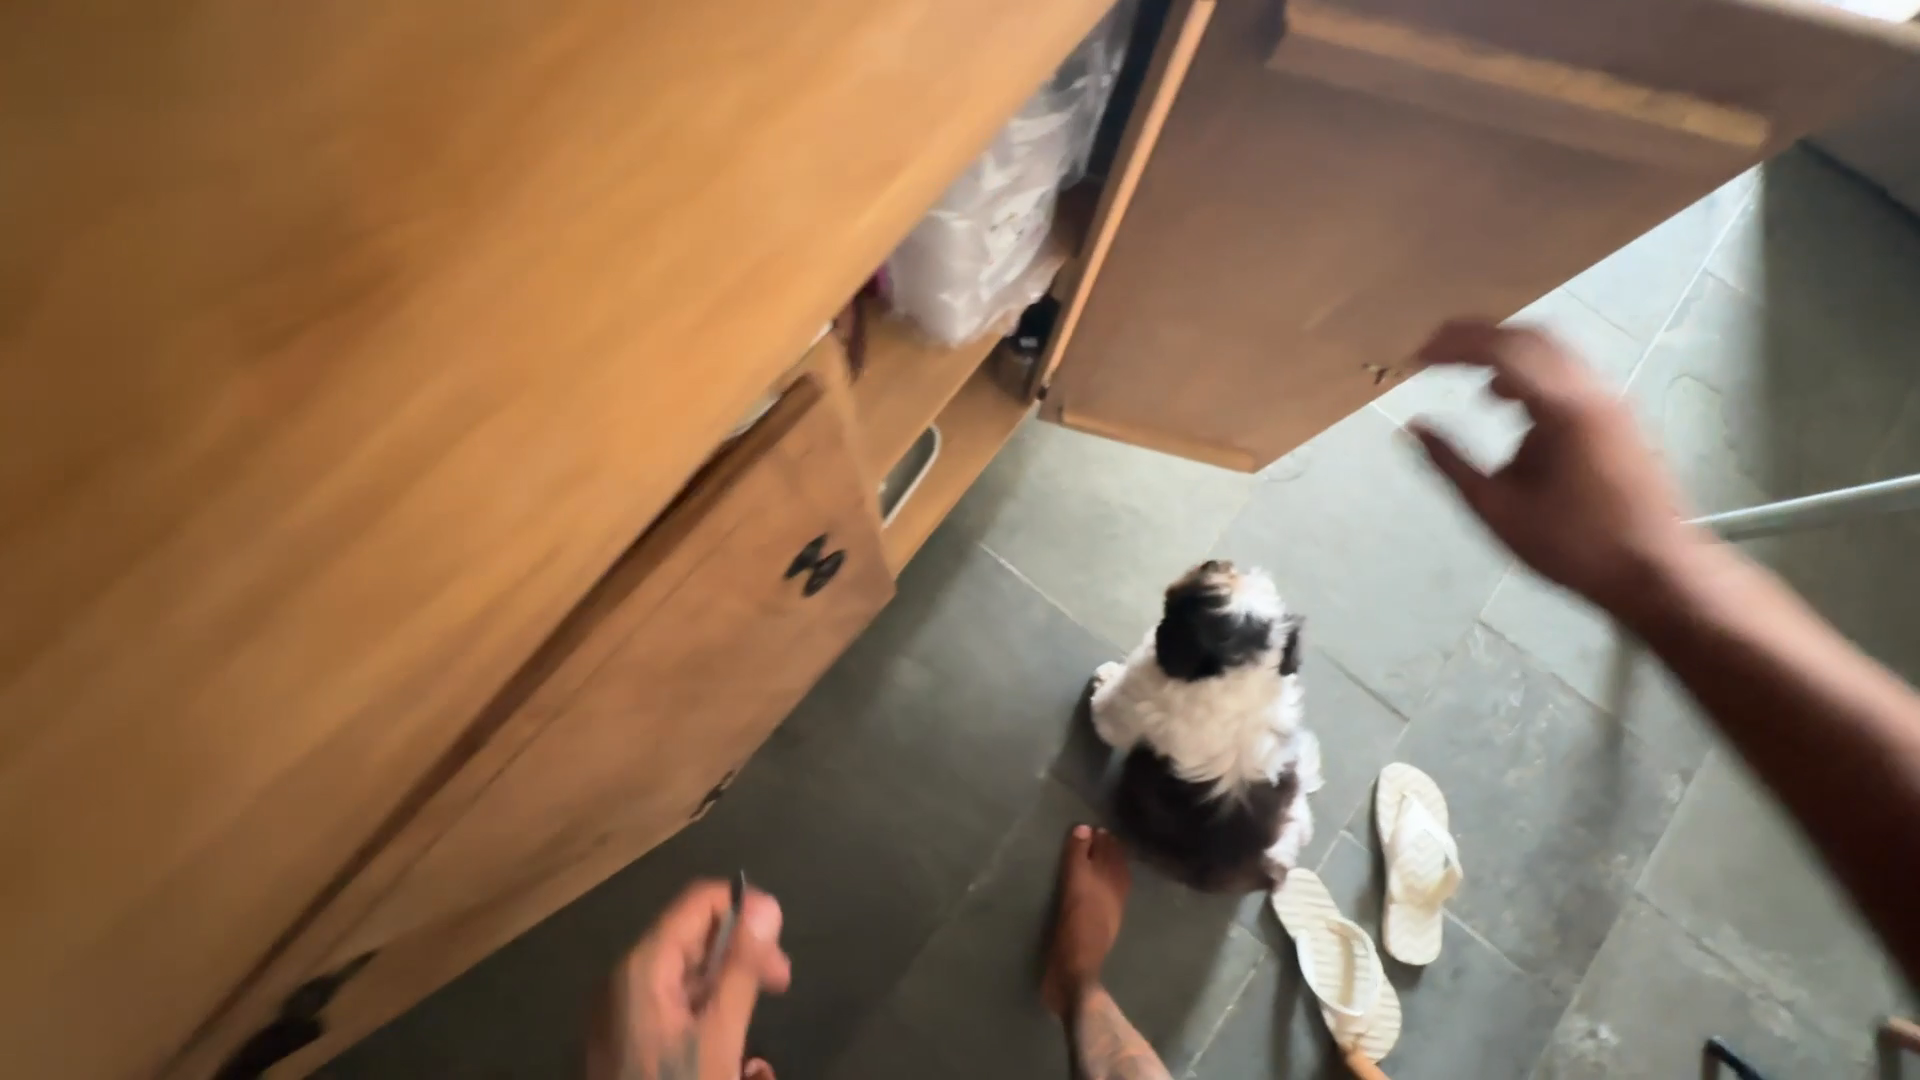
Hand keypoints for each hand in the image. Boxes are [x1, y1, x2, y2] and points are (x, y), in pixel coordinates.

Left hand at [586, 881, 789, 1079]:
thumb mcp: (718, 1035)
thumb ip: (742, 966)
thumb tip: (767, 904)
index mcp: (642, 967)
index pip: (698, 901)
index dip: (743, 906)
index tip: (779, 938)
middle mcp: (627, 978)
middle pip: (695, 935)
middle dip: (742, 952)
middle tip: (781, 982)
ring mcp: (625, 1011)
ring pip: (690, 973)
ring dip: (731, 988)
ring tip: (758, 1028)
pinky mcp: (629, 1041)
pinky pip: (677, 1005)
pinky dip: (709, 1014)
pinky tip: (733, 1055)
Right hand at [1407, 319, 1705, 618]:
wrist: (1653, 568)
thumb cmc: (1569, 543)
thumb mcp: (1494, 507)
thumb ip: (1449, 461)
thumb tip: (1413, 427)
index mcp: (1562, 411)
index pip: (1502, 353)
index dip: (1453, 348)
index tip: (1414, 357)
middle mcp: (1592, 393)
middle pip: (1531, 338)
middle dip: (1476, 337)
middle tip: (1430, 348)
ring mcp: (1609, 403)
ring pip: (1552, 352)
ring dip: (1501, 351)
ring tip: (1456, 367)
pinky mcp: (1613, 418)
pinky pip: (1564, 374)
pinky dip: (1524, 371)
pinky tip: (1498, 398)